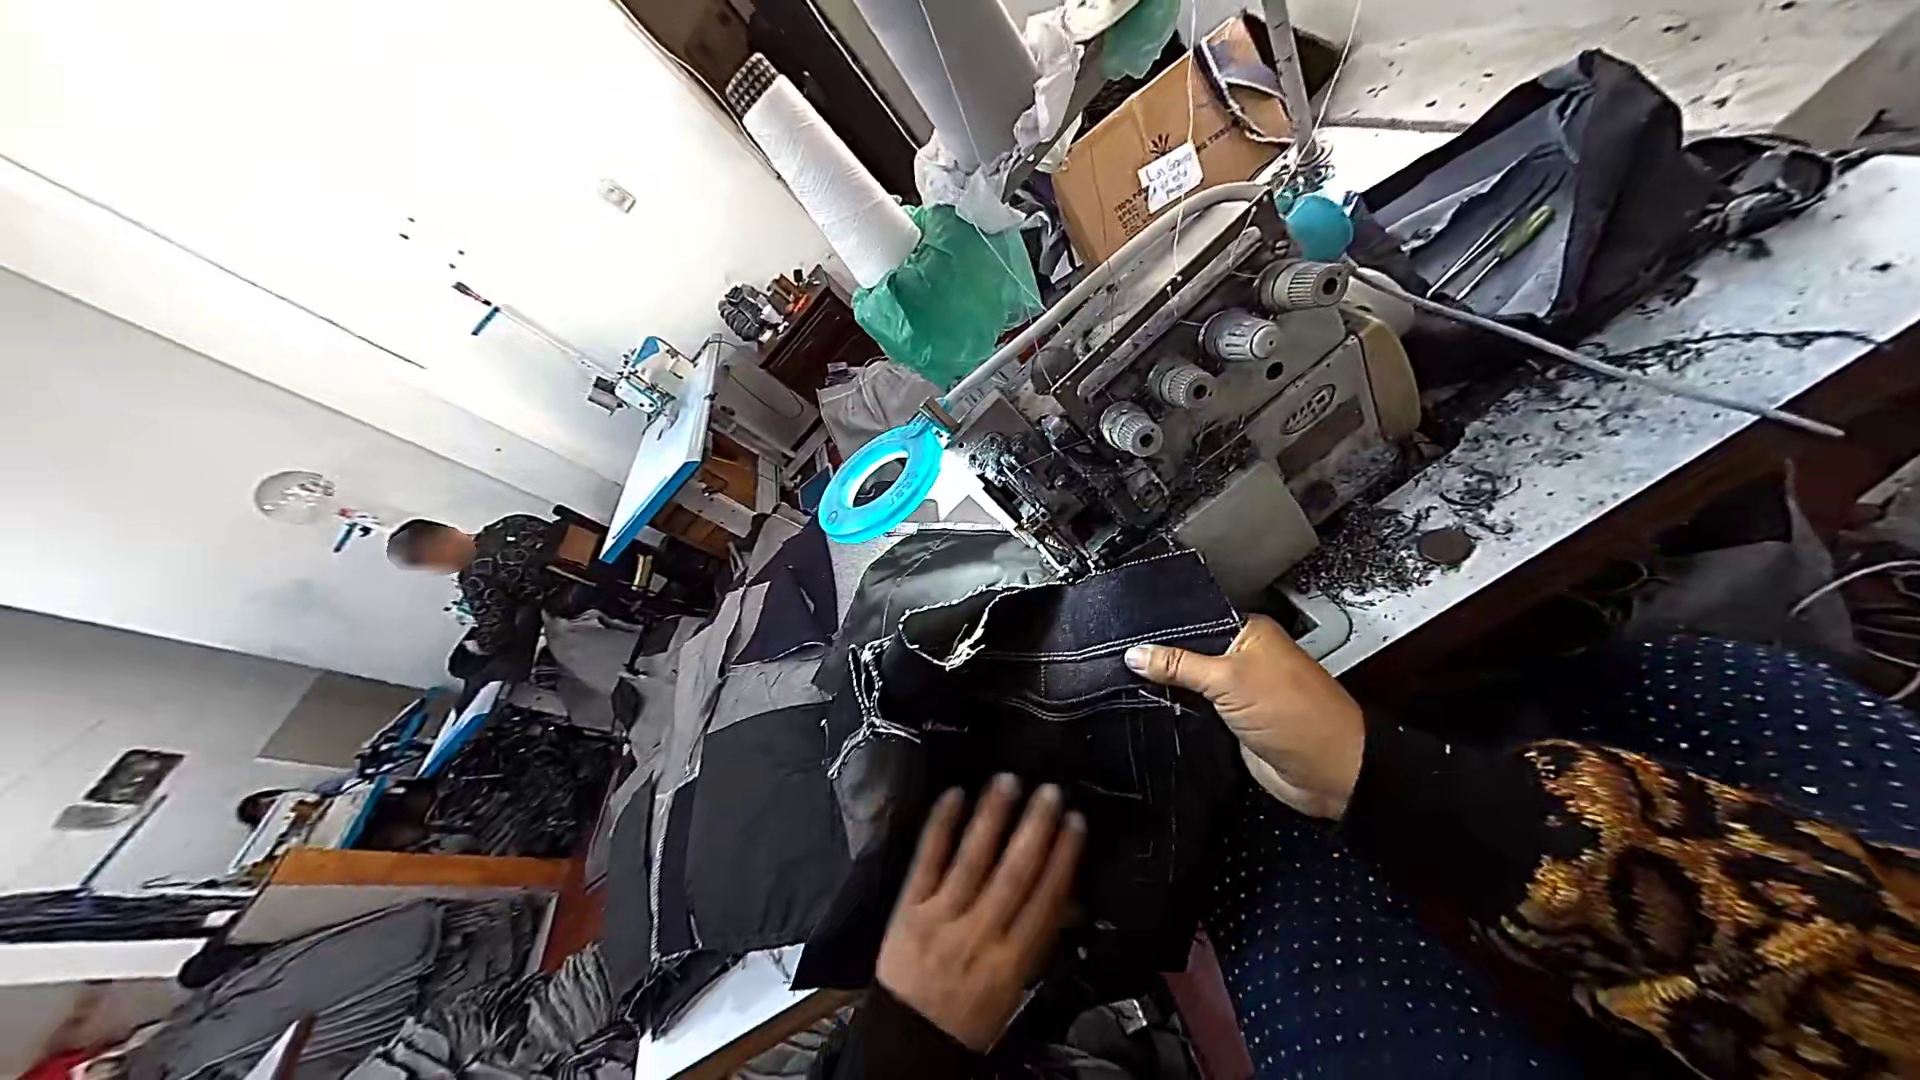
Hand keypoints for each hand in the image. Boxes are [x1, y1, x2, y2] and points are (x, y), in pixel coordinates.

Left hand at [875, 775, 1086, 1051]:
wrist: (908, 1042)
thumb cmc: (968, 1014)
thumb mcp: (1015, 988)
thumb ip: (1040, 939)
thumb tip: (1071, 896)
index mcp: (1011, 961)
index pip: (1045, 900)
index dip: (1064, 857)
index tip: (1076, 822)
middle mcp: (978, 935)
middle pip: (1013, 874)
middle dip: (1035, 828)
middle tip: (1049, 792)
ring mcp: (941, 918)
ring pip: (972, 859)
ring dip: (992, 817)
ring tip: (1007, 782)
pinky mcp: (910, 908)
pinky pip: (927, 860)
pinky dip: (940, 826)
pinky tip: (953, 796)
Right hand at [1125, 614, 1364, 818]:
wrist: (1329, 774)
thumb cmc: (1296, 715)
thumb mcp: (1229, 679)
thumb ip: (1178, 665)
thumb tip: (1136, 654)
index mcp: (1248, 632)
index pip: (1194, 620)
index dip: (1162, 629)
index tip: (1127, 636)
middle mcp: (1243, 656)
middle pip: (1188, 652)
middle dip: (1161, 659)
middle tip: (1122, 660)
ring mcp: (1237, 689)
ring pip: (1190, 682)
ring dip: (1169, 687)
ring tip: (1128, 681)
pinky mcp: (1232, 719)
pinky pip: (1195, 708)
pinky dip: (1178, 709)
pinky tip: (1152, 706)